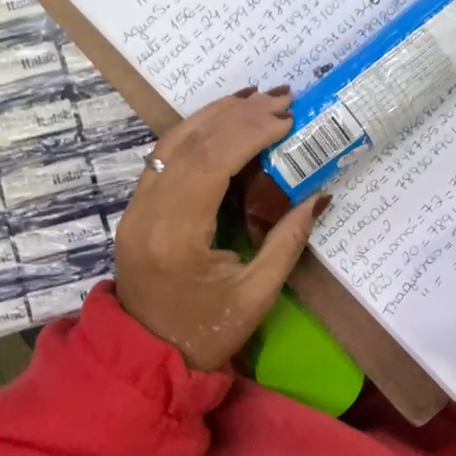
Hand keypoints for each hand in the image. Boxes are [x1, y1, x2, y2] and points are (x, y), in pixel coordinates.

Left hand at [114, 86, 329, 370]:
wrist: (146, 359)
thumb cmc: (205, 334)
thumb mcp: (256, 296)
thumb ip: (287, 241)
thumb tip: (318, 195)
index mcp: (176, 236)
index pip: (211, 163)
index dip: (250, 133)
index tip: (287, 118)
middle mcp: (148, 212)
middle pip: (191, 144)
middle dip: (239, 115)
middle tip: (282, 97)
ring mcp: (136, 207)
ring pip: (173, 142)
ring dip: (215, 114)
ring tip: (255, 97)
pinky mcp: (137, 207)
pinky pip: (165, 156)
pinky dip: (195, 132)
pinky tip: (222, 119)